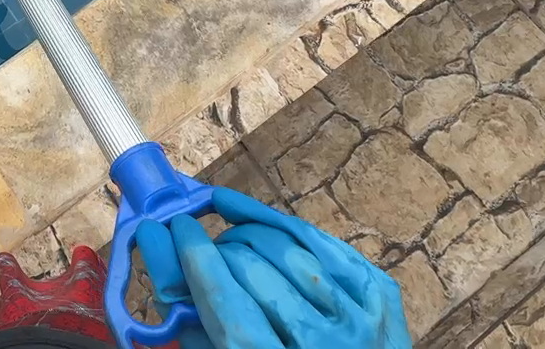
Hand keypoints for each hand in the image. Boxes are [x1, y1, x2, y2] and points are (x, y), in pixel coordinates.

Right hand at [136, 187, 411, 348]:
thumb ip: (191, 321)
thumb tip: (162, 252)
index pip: (227, 306)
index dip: (197, 258)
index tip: (178, 226)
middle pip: (255, 271)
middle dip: (221, 247)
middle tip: (208, 247)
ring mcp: (363, 322)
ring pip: (289, 249)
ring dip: (252, 233)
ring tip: (236, 240)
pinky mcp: (382, 296)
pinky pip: (324, 242)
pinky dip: (288, 226)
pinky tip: (265, 222)